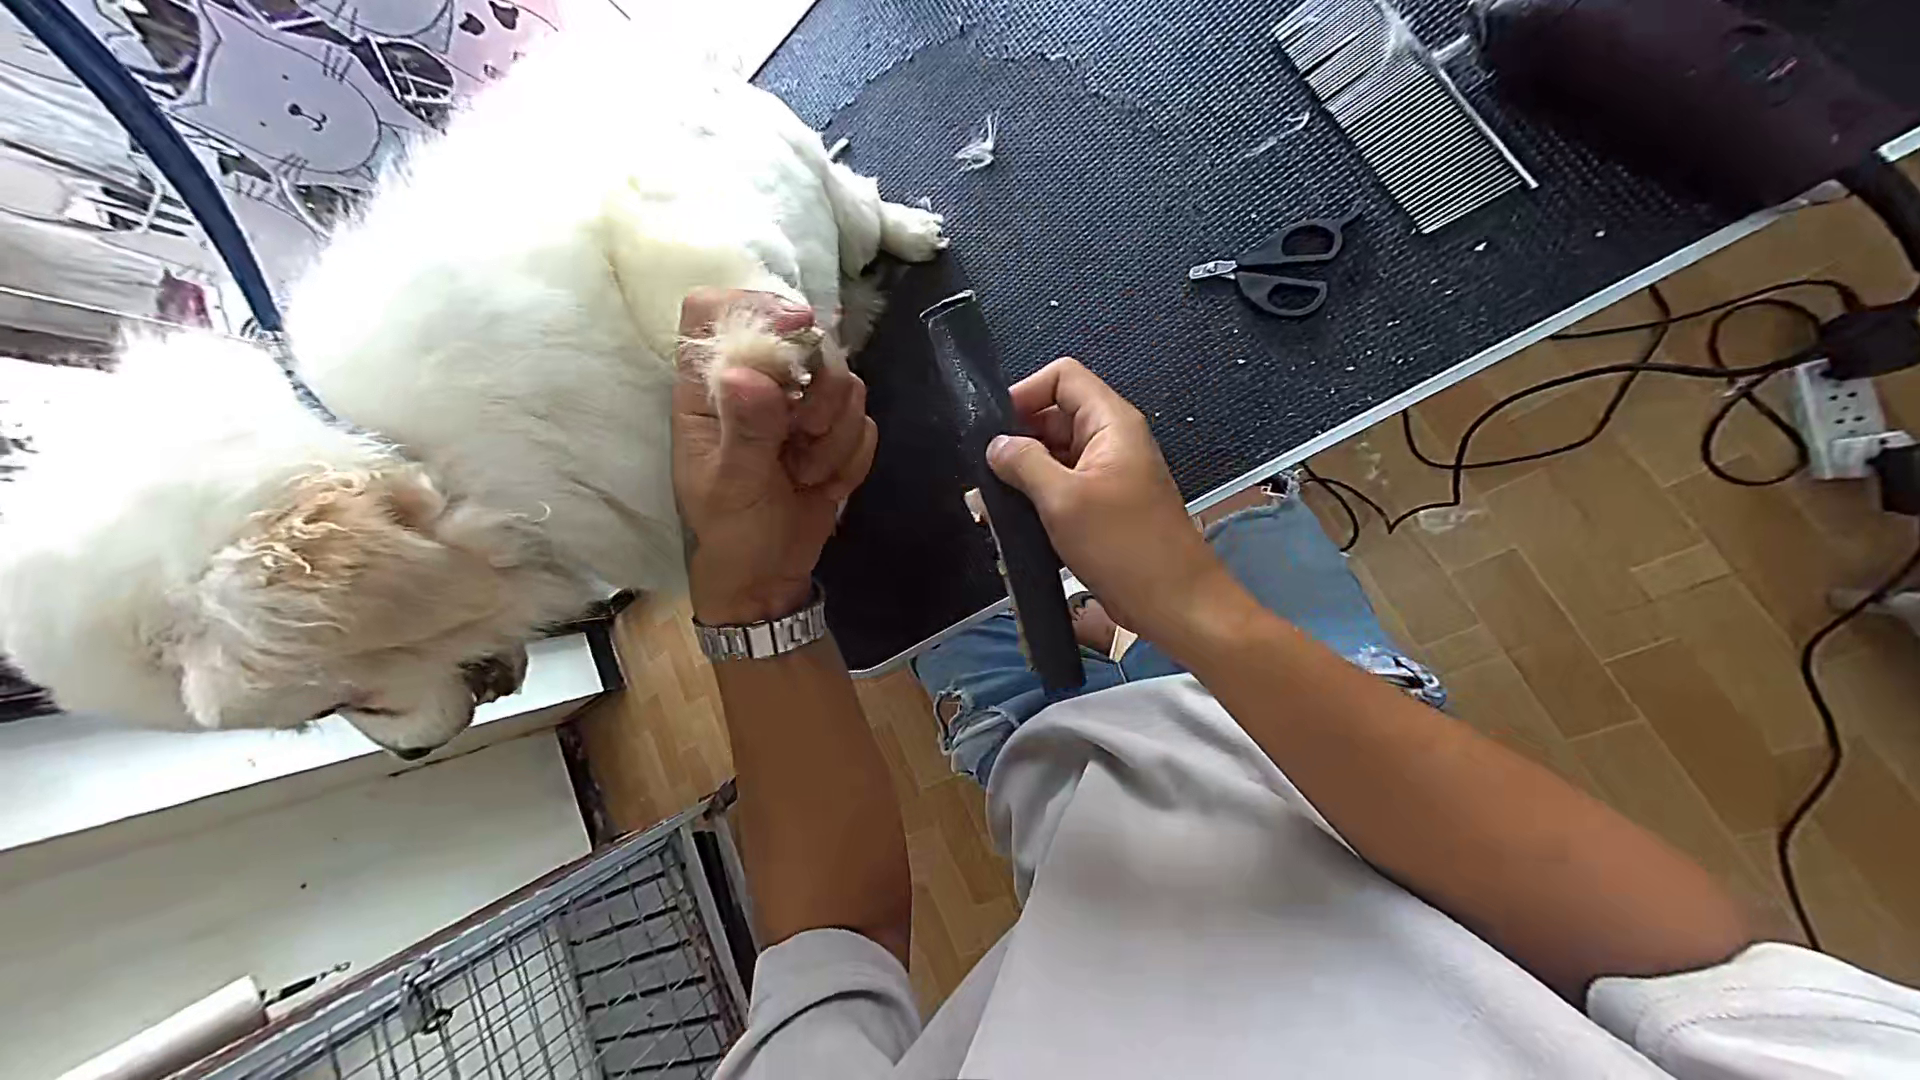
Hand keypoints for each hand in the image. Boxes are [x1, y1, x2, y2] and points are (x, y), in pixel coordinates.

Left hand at [672, 289, 876, 623]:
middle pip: (804, 339)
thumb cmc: (733, 534)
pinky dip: (853, 457)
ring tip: (808, 473)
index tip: (799, 335)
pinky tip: (826, 484)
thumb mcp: (731, 487)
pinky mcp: (834, 435)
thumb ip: (744, 430)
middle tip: (807, 435)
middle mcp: (757, 388)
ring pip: (845, 383)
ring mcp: (800, 410)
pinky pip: (865, 423)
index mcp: (708, 389)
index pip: (717, 310)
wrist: (770, 578)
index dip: (758, 308)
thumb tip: (749, 372)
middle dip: (820, 392)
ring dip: (837, 435)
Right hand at [986, 358, 1237, 643]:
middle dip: (1016, 441)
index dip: (1024, 394)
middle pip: (1052, 417)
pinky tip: (1012, 520)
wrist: (1172, 603)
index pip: (1062, 377)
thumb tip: (996, 446)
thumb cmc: (1127, 548)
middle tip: (986, 474)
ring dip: (1021, 475)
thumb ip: (1024, 463)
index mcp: (1111, 423)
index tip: (994, 429)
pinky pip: (1059, 488)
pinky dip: (1035, 498)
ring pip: (1052, 456)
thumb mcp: (1064, 500)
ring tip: (992, 504)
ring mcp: (1104, 474)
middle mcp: (1109, 442)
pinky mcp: (1099, 505)